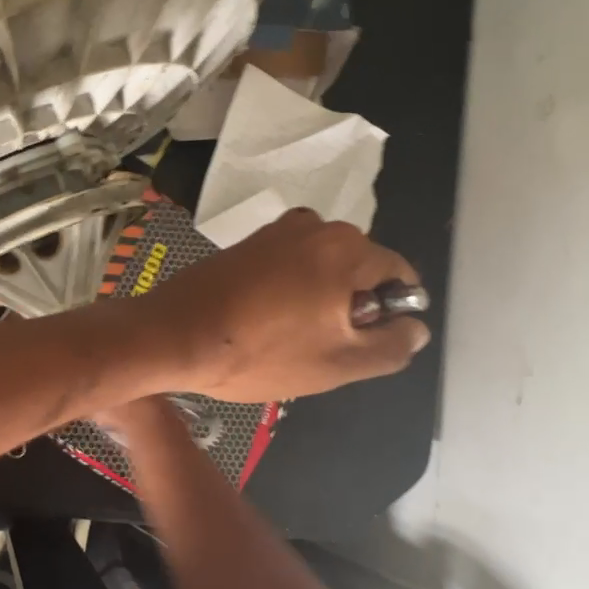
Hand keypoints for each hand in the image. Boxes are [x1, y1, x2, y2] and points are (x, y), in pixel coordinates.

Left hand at [141, 210, 429, 402]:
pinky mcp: (244, 246)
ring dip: (317, 303)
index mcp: (347, 247)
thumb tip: (416, 327)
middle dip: (350, 309)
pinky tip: (263, 324)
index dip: (390, 315)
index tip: (363, 346)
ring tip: (287, 340)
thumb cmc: (261, 351)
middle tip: (320, 349)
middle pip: (358, 270)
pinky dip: (287, 294)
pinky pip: (286, 269)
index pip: (398, 275)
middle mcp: (315, 226)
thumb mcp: (339, 363)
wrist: (173, 336)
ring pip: (320, 271)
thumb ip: (390, 346)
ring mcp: (274, 232)